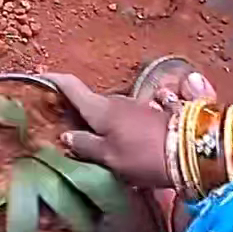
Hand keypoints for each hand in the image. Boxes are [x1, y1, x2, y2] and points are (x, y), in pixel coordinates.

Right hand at [41, 71, 213, 188]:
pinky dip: (114, 128)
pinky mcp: (151, 117)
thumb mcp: (109, 157)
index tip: (40, 74)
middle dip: (76, 110)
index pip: (71, 86)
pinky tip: (118, 145)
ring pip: (108, 112)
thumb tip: (66, 135)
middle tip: (63, 123)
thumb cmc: (143, 155)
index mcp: (100, 108)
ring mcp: (135, 107)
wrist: (192, 153)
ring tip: (91, 141)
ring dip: (98, 122)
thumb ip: (85, 145)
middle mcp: (115, 101)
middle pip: (89, 102)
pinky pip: (124, 120)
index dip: (54, 80)